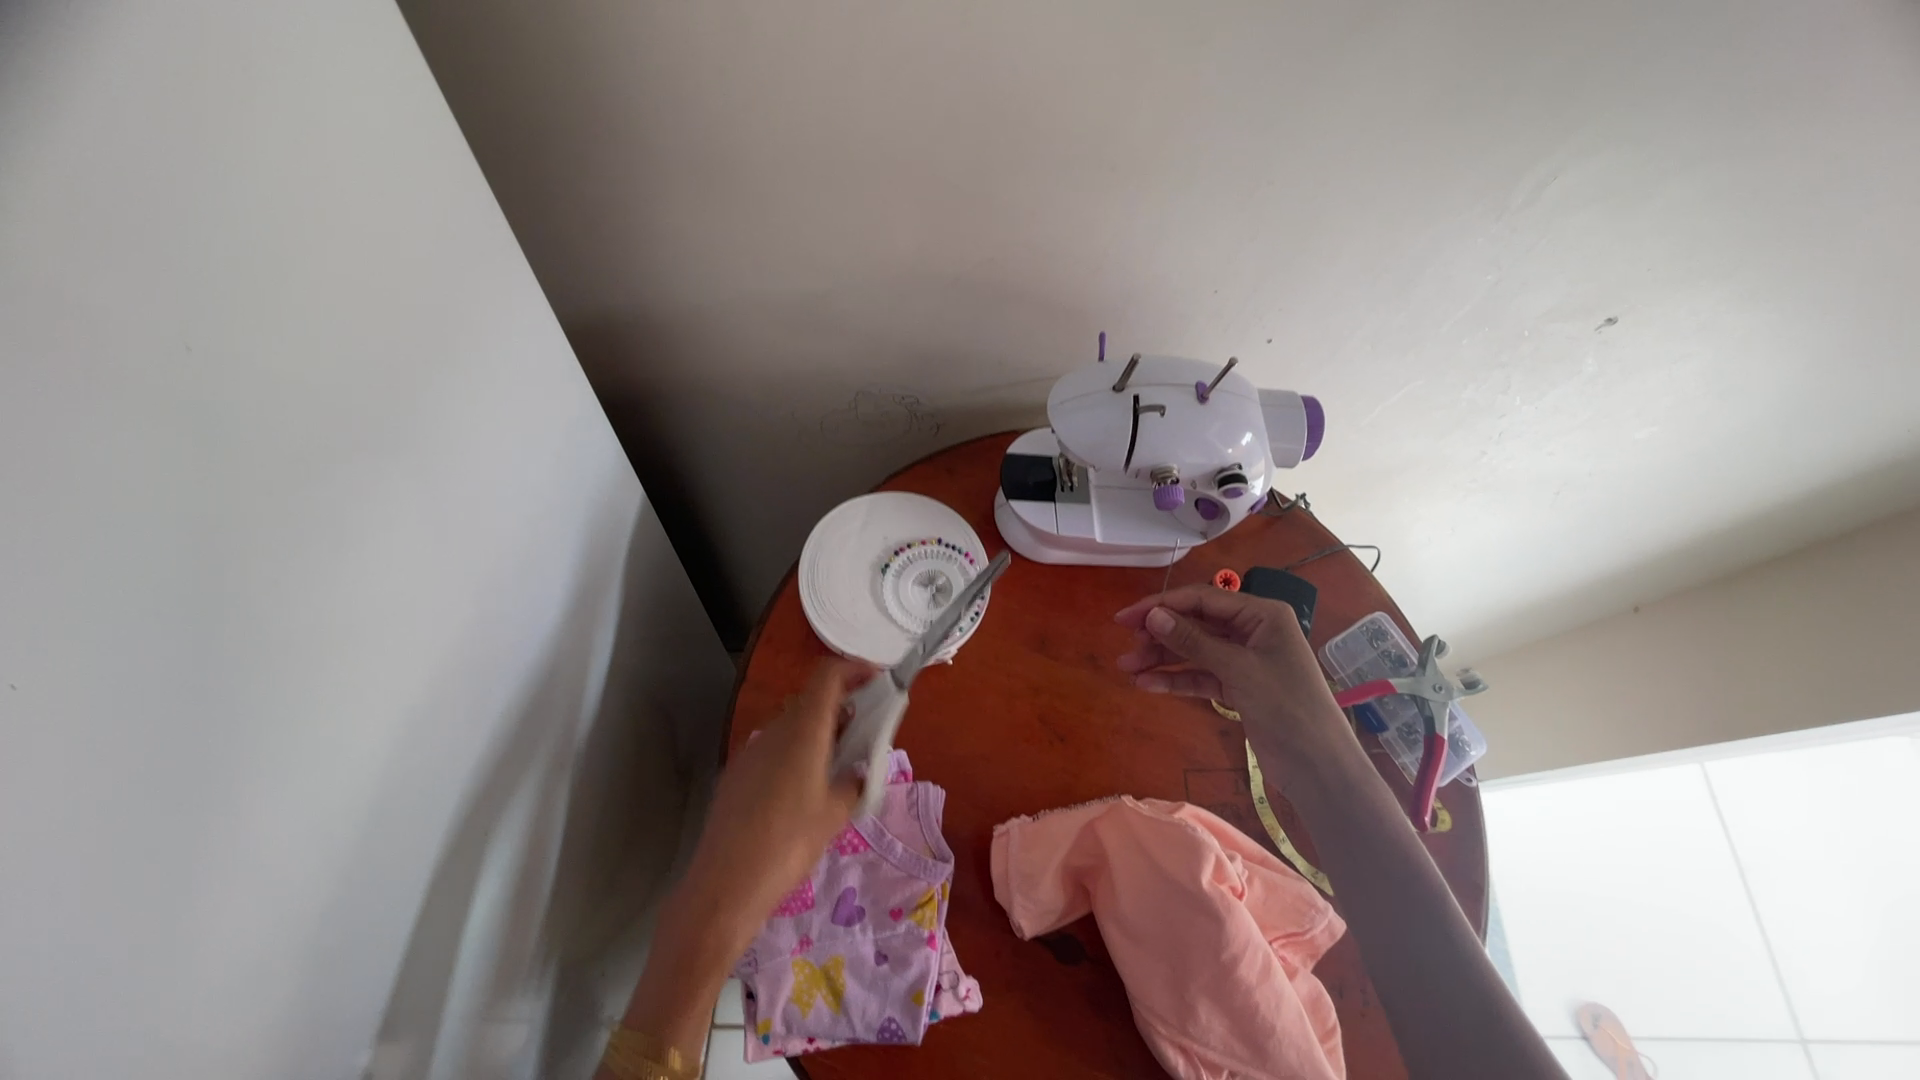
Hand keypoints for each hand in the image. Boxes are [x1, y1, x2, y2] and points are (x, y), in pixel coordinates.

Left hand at [678, 658, 871, 950]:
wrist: (724, 885)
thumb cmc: (788, 844)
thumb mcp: (834, 815)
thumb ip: (853, 783)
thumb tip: (857, 772)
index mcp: (803, 731)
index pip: (828, 676)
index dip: (854, 668)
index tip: (878, 679)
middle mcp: (774, 731)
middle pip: (810, 700)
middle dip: (842, 706)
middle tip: (866, 731)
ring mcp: (750, 752)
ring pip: (791, 726)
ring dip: (818, 732)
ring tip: (839, 764)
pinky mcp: (736, 775)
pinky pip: (774, 750)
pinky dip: (796, 754)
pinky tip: (803, 791)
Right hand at [1114, 585, 1355, 779]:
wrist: (1318, 766)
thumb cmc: (1287, 707)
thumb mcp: (1238, 669)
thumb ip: (1193, 641)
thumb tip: (1152, 616)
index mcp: (1261, 614)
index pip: (1202, 599)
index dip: (1161, 605)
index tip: (1124, 618)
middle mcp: (1252, 631)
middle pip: (1196, 624)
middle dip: (1159, 635)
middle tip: (1126, 648)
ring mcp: (1244, 660)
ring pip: (1194, 651)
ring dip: (1162, 659)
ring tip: (1127, 669)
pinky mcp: (1238, 687)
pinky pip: (1200, 676)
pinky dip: (1176, 679)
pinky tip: (1147, 685)